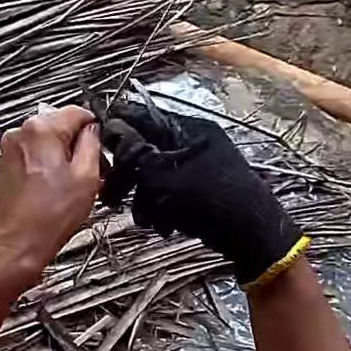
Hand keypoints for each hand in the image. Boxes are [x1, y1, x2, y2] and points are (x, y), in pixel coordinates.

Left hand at [0, 106, 101, 310]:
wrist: (18, 244)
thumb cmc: (49, 216)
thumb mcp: (87, 176)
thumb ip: (93, 143)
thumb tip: (93, 130)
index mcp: (42, 128)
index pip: (78, 112)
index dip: (96, 130)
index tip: (103, 150)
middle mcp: (22, 132)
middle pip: (62, 126)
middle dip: (79, 146)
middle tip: (92, 174)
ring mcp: (11, 149)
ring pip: (49, 142)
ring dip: (64, 158)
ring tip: (74, 187)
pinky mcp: (8, 165)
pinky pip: (36, 156)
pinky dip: (49, 168)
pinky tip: (58, 191)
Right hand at [99, 103, 303, 284]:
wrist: (252, 235)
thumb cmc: (209, 199)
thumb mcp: (165, 175)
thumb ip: (135, 151)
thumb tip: (111, 127)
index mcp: (187, 129)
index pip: (142, 116)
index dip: (117, 129)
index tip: (98, 149)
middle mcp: (193, 143)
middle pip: (146, 150)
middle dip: (129, 177)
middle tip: (113, 198)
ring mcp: (199, 167)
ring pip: (155, 176)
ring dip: (146, 200)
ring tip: (149, 219)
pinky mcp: (201, 190)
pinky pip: (170, 193)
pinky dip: (162, 209)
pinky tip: (166, 225)